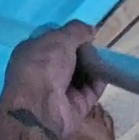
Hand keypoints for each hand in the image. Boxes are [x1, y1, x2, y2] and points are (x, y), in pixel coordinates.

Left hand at [0, 21, 104, 139]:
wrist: (40, 109)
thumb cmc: (43, 66)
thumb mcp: (59, 38)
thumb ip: (76, 30)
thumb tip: (90, 30)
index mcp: (31, 54)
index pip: (52, 42)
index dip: (68, 36)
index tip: (84, 33)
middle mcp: (43, 73)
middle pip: (69, 59)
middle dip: (83, 51)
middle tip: (94, 46)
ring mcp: (59, 92)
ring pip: (81, 74)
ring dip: (93, 65)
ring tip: (102, 57)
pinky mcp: (75, 107)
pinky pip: (91, 90)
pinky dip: (100, 81)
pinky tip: (107, 71)